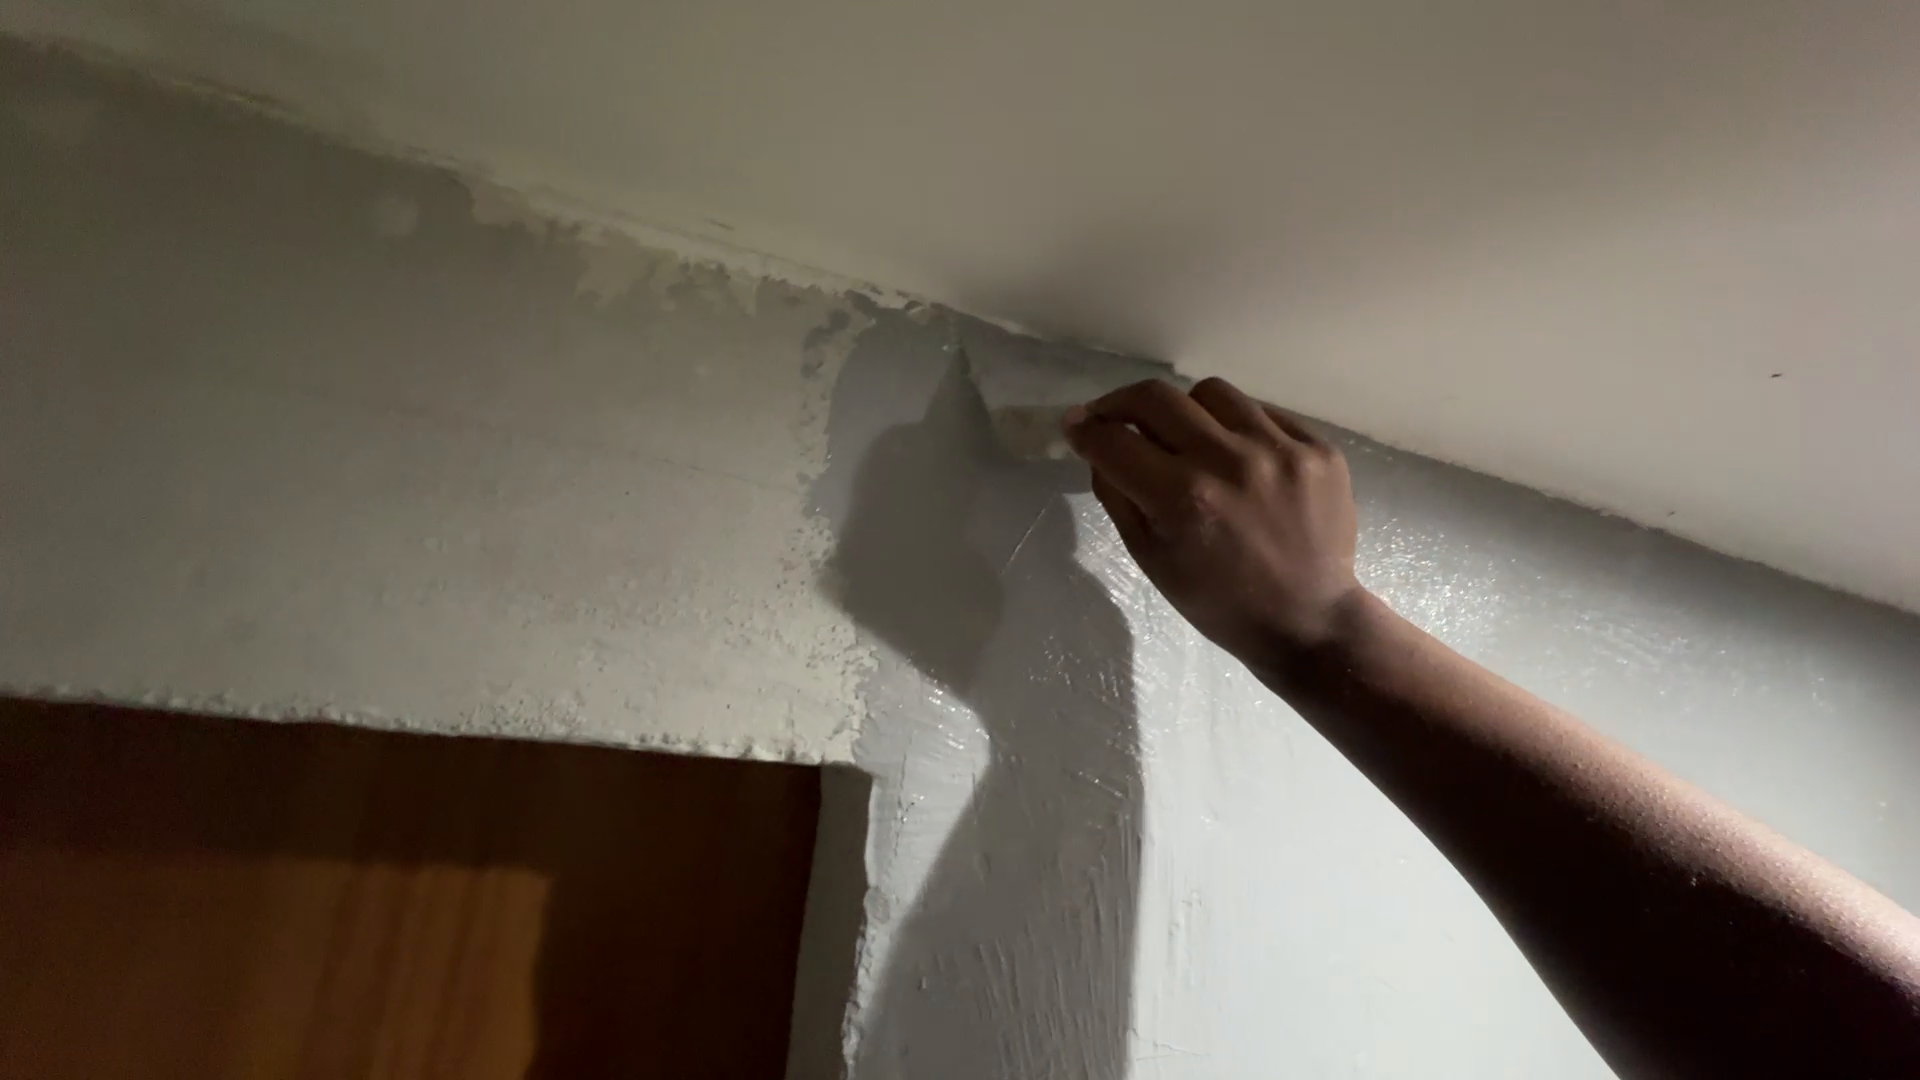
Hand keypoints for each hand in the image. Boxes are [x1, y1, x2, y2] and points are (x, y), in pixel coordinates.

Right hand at [1064, 377, 1367, 664]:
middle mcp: (1230, 462)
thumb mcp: (1149, 557)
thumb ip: (1117, 495)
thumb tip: (1097, 444)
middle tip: (1112, 418)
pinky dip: (1233, 427)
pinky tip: (1232, 455)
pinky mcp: (1317, 448)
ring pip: (1210, 392)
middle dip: (1119, 404)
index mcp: (1182, 499)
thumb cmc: (1216, 600)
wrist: (1307, 620)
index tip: (1075, 424)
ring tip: (1182, 438)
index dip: (1084, 429)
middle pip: (1156, 398)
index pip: (1114, 442)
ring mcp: (1281, 451)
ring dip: (1181, 411)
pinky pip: (1259, 411)